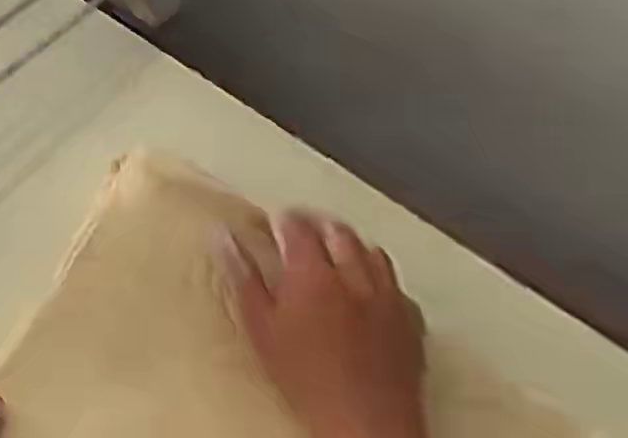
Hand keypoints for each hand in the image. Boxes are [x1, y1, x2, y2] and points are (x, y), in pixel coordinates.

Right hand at [219, 210, 427, 437]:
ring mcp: (389, 304)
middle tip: (299, 226)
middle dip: (318, 223)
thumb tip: (224, 234)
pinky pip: (398, 287)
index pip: (299, 227)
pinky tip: (366, 288)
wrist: (364, 424)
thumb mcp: (258, 321)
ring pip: (375, 255)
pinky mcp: (412, 327)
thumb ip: (242, 273)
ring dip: (351, 245)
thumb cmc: (300, 371)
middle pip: (341, 234)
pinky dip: (379, 277)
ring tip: (333, 250)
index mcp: (313, 275)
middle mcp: (355, 281)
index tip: (271, 219)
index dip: (283, 218)